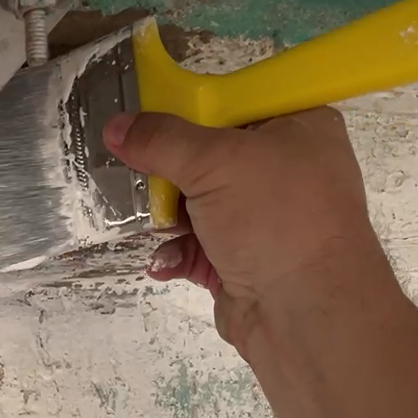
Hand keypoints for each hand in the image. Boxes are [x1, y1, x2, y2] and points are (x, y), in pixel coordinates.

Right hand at [103, 108, 400, 350]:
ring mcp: (262, 222)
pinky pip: (197, 250)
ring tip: (155, 231)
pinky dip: (177, 256)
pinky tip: (164, 264)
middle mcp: (282, 172)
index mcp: (296, 127)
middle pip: (208, 160)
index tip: (152, 123)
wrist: (302, 311)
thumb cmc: (274, 218)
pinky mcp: (241, 264)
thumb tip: (115, 126)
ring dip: (168, 223)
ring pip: (196, 209)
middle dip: (170, 177)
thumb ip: (162, 141)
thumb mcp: (215, 163)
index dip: (192, 113)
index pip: (236, 106)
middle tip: (142, 180)